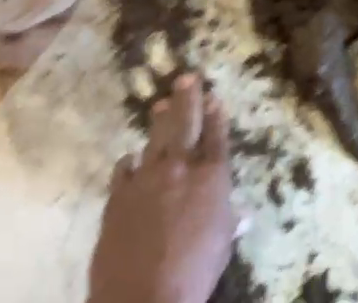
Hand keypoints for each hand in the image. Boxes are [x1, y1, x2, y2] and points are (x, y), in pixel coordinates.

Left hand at [89, 75, 237, 302]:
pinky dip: (130, 161)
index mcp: (212, 178)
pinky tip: (131, 158)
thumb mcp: (222, 246)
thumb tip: (239, 214)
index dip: (217, 116)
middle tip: (187, 76)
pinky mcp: (118, 196)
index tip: (215, 97)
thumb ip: (228, 221)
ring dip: (159, 120)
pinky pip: (125, 168)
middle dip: (188, 98)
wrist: (142, 296)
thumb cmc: (194, 273)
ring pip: (155, 139)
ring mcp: (146, 178)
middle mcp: (181, 169)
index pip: (217, 137)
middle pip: (185, 124)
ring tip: (160, 104)